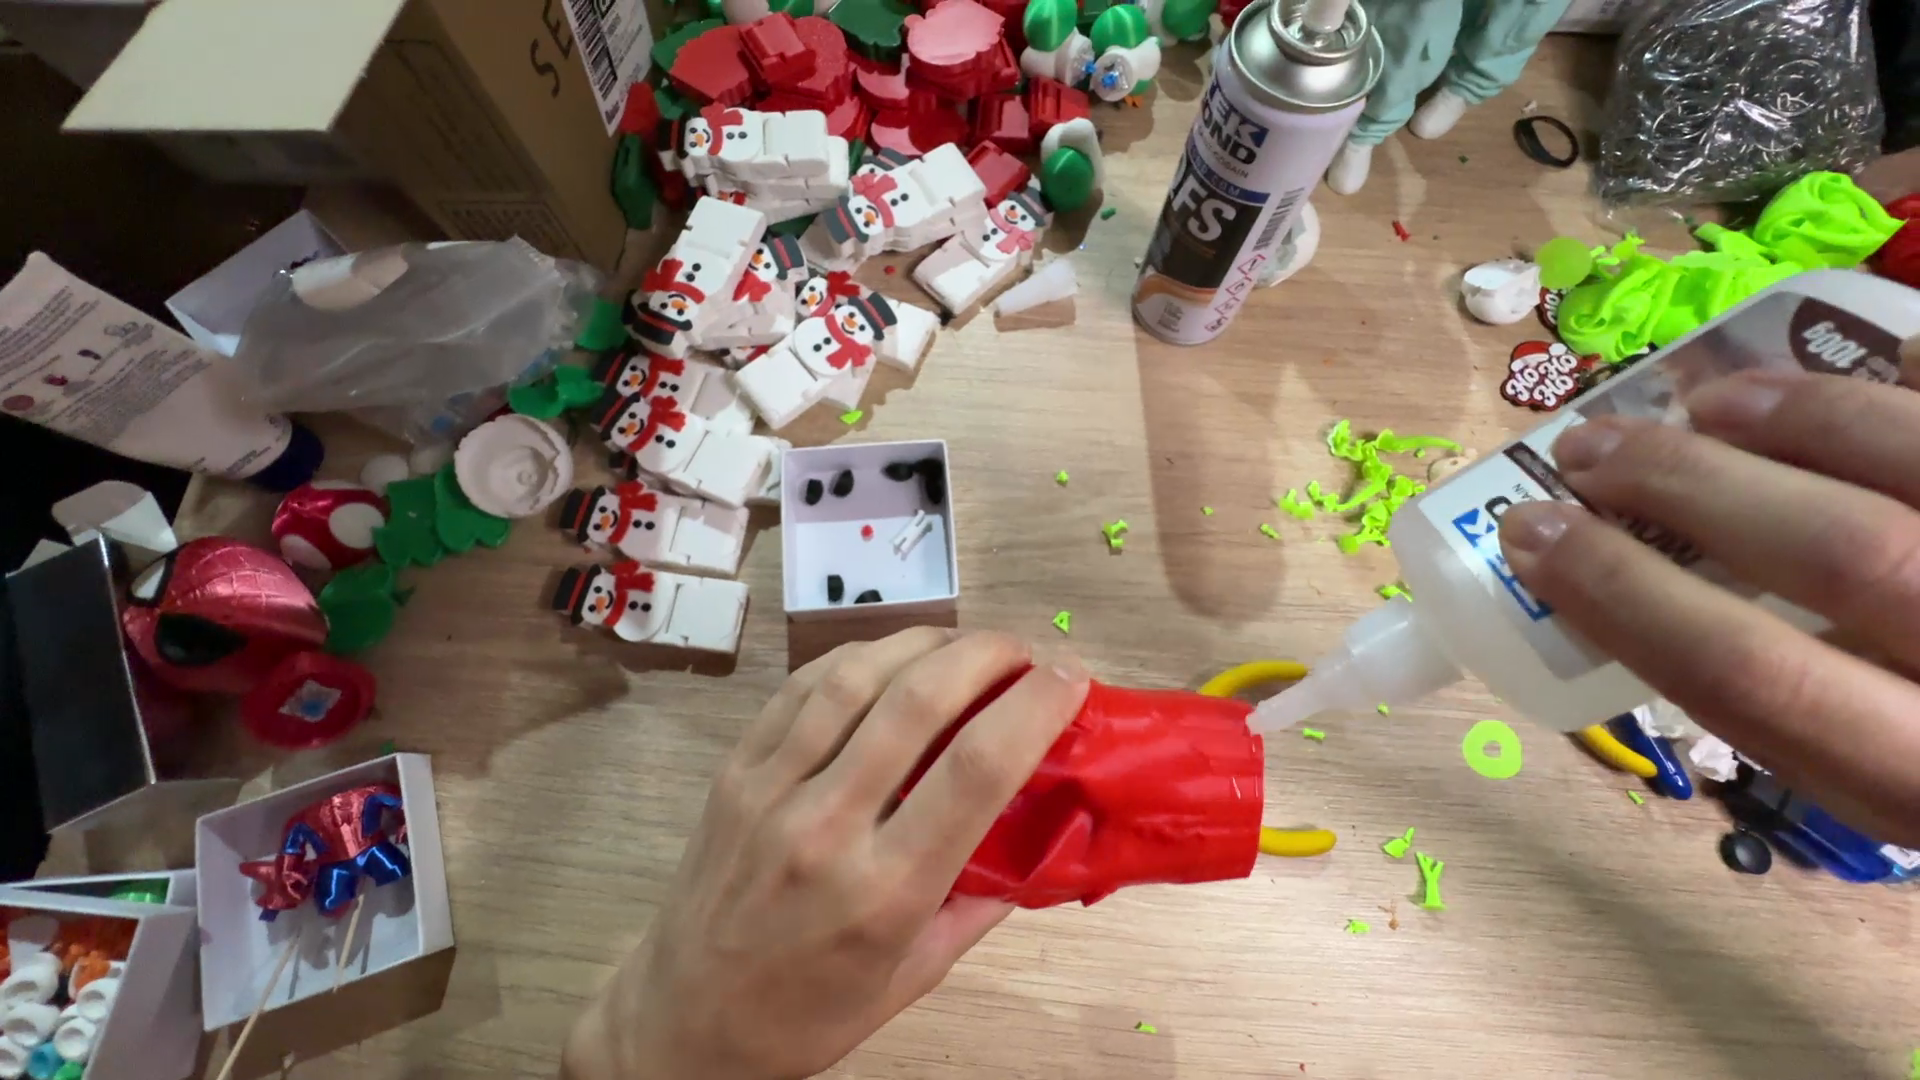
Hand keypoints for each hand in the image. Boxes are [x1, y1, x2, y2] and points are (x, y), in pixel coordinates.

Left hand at [564, 628, 1090, 1079]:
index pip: (977, 768)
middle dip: (987, 654)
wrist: (682, 1023)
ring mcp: (771, 787)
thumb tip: (1039, 829)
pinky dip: (860, 656)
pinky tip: (893, 656)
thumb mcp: (915, 977)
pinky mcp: (737, 767)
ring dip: (926, 641)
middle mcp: (827, 825)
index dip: (1034, 706)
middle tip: (1024, 650)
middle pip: (919, 700)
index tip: (1069, 678)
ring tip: (966, 644)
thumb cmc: (810, 1012)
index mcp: (885, 890)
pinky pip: (804, 685)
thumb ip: (982, 900)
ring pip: (857, 676)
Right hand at [1500, 368, 1919, 845]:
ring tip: (1712, 397)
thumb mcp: (1884, 788)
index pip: (1742, 671)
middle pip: (1842, 553)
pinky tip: (1884, 359)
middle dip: (1681, 484)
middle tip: (1587, 447)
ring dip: (1803, 416)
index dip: (1614, 587)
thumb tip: (1634, 594)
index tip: (1530, 529)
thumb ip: (1783, 706)